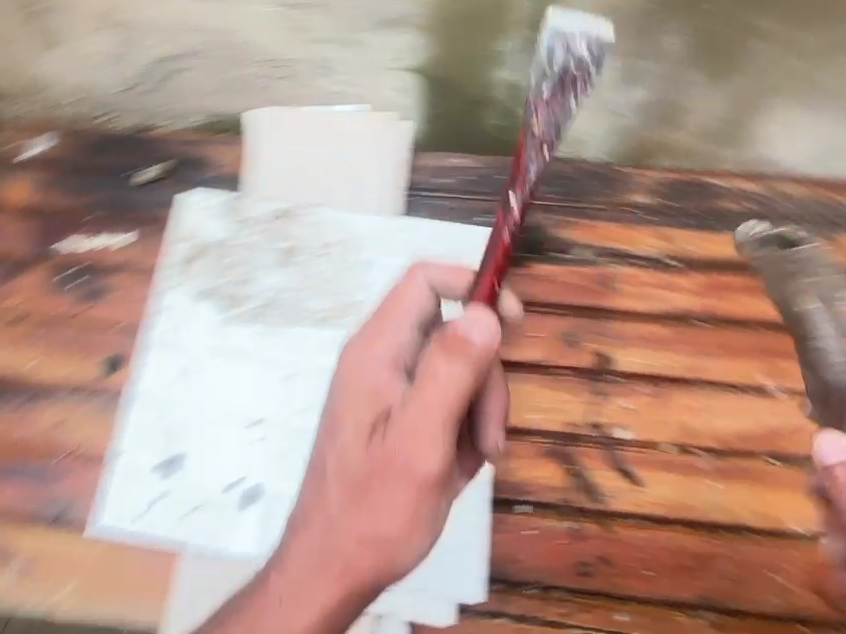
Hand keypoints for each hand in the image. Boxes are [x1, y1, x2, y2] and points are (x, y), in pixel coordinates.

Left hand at [270, 261, 521, 605]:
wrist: (332, 565)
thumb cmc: (373, 509)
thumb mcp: (421, 441)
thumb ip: (450, 371)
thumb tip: (484, 310)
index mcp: (378, 350)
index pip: (426, 281)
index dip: (473, 287)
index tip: (513, 322)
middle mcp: (380, 357)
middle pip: (452, 330)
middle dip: (484, 377)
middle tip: (489, 438)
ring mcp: (386, 386)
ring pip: (455, 368)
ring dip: (477, 410)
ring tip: (473, 462)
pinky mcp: (395, 414)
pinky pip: (444, 400)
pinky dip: (462, 428)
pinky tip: (457, 467)